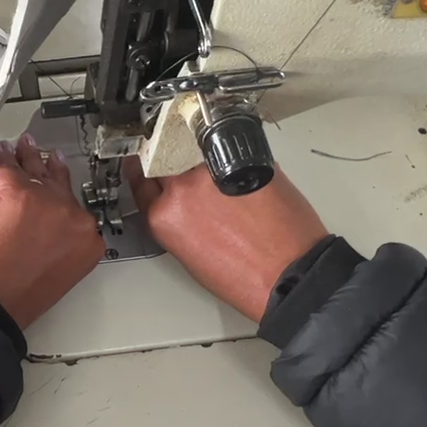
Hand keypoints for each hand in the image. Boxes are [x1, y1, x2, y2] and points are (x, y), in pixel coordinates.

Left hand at [0, 135, 104, 329]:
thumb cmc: (19, 296)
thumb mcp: (58, 275)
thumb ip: (62, 247)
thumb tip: (46, 232)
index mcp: (89, 242)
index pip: (79, 210)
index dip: (63, 197)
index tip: (58, 189)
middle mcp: (73, 216)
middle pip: (60, 185)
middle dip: (50, 170)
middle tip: (47, 159)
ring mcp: (46, 200)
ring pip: (36, 169)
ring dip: (27, 156)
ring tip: (23, 146)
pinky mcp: (16, 191)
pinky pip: (5, 166)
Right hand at [127, 159, 329, 321]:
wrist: (287, 275)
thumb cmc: (243, 275)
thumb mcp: (189, 254)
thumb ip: (175, 221)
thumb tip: (180, 202)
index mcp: (163, 216)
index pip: (140, 181)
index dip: (140, 169)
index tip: (141, 163)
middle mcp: (182, 189)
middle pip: (164, 157)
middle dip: (169, 160)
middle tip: (182, 167)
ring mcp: (213, 171)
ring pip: (195, 150)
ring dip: (201, 158)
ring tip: (219, 178)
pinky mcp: (244, 160)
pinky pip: (227, 151)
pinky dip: (230, 160)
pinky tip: (239, 178)